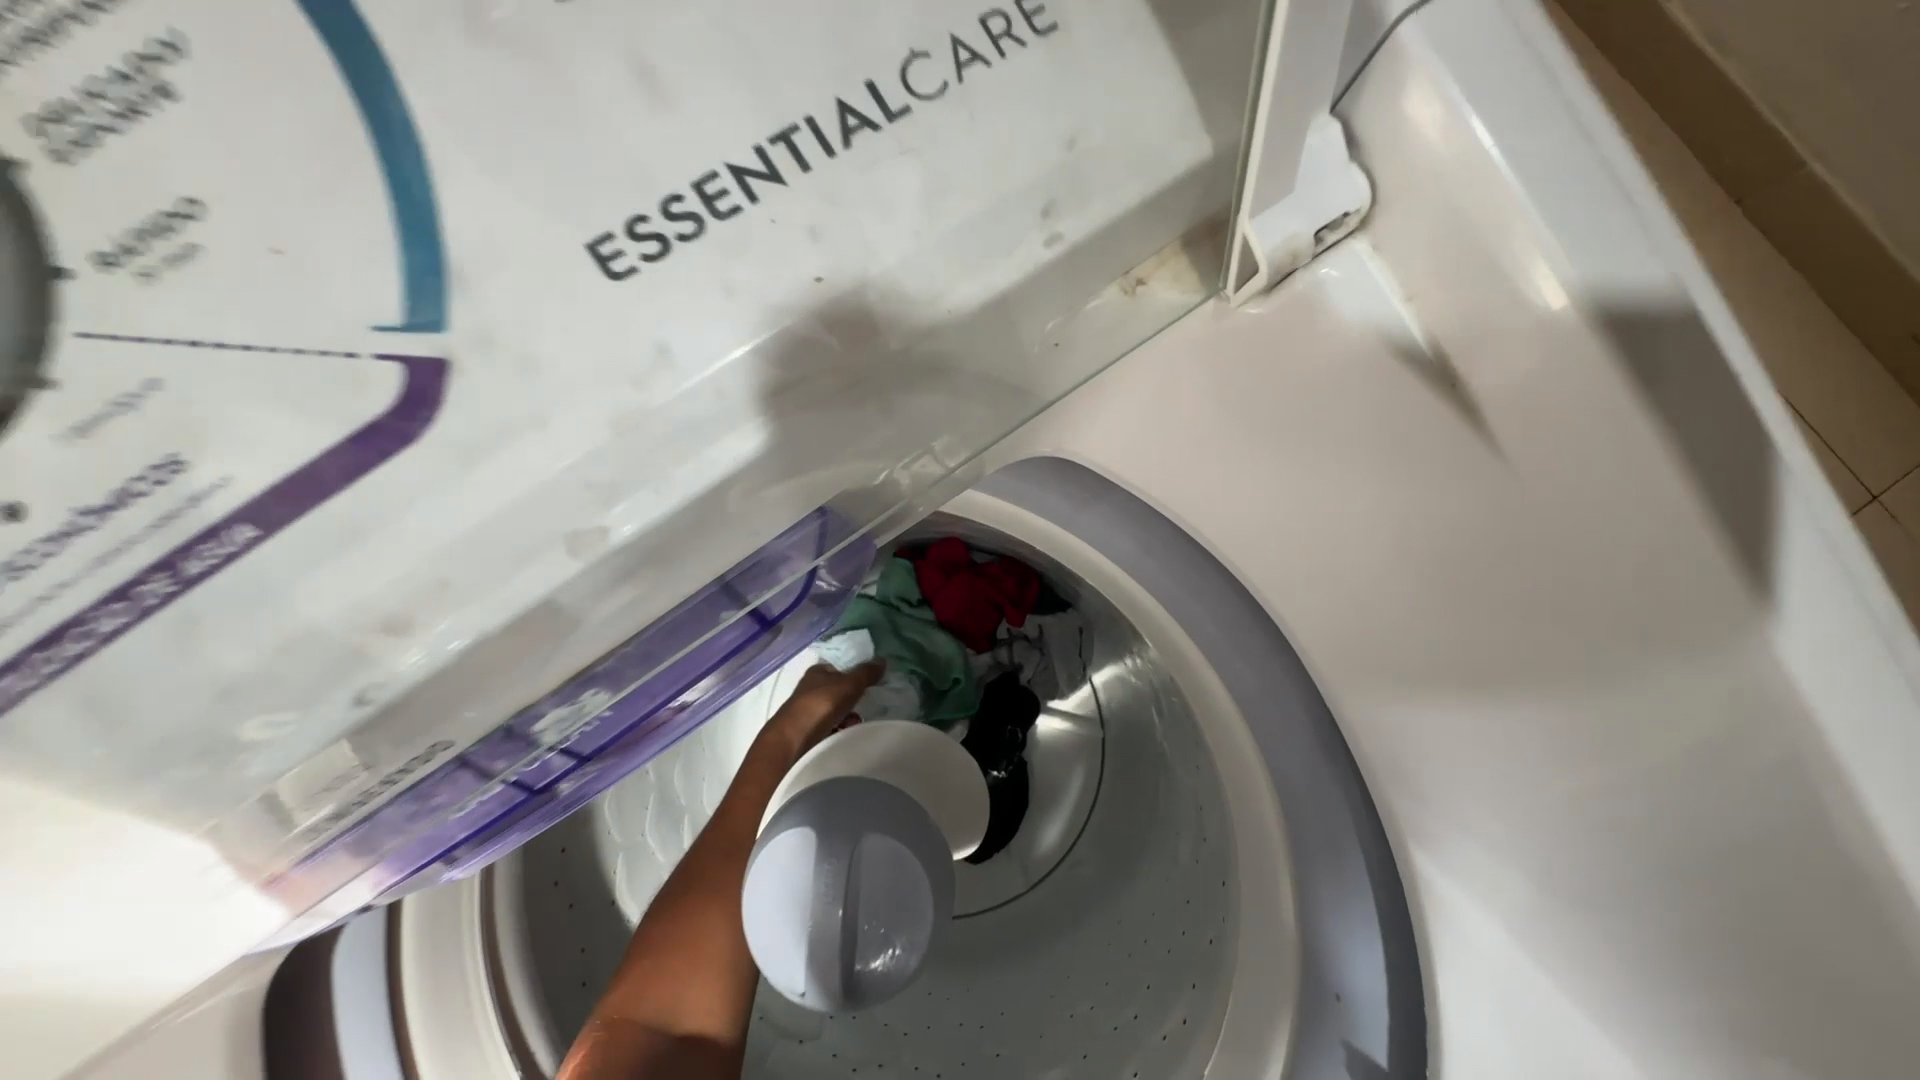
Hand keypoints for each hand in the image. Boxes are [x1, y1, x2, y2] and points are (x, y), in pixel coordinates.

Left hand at [763, 661, 885, 757]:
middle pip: (837, 690)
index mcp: (818, 671)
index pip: (838, 668)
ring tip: (855, 723)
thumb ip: (866, 673)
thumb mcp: (850, 684)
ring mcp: (807, 709)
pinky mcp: (807, 729)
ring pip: (834, 710)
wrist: (795, 737)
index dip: (854, 673)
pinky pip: (829, 726)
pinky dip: (839, 729)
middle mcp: (810, 688)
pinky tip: (845, 733)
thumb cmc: (822, 703)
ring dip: (848, 716)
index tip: (868, 684)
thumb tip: (882, 659)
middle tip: (864, 705)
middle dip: (853, 699)